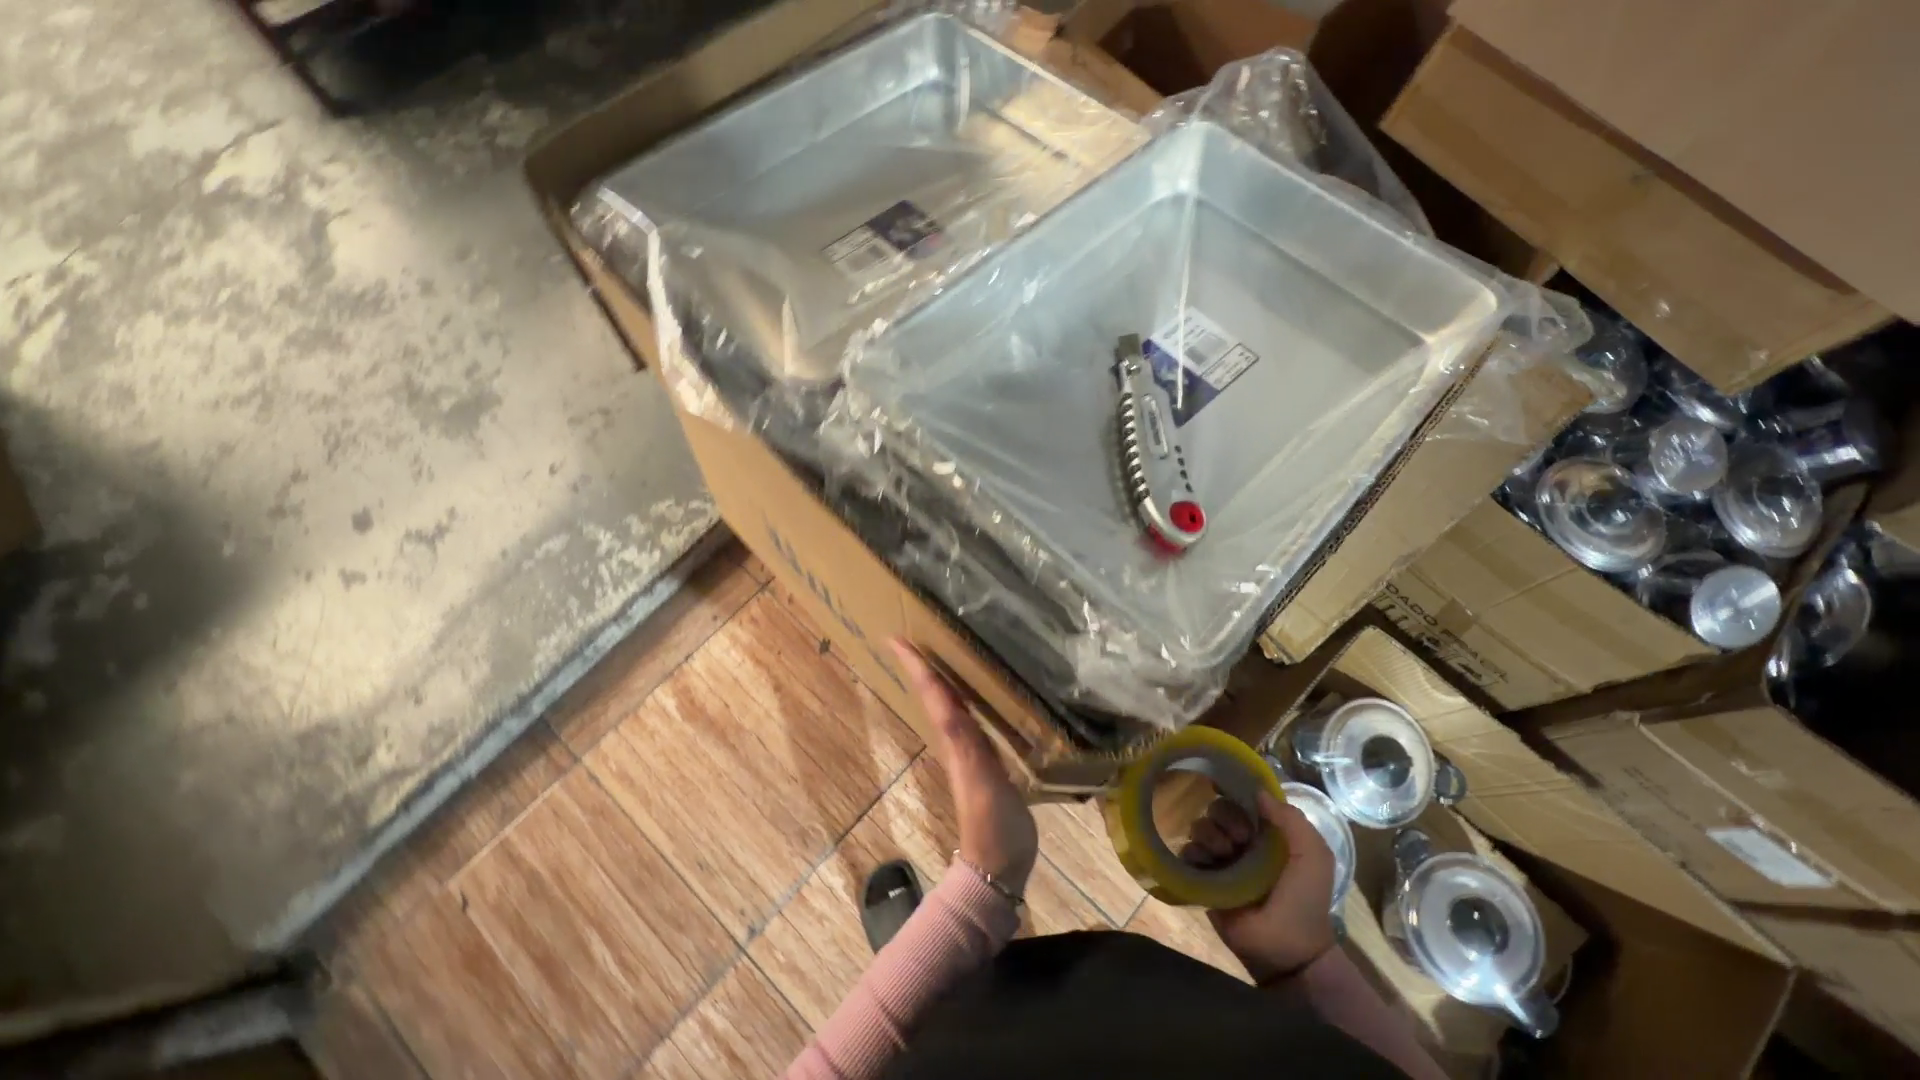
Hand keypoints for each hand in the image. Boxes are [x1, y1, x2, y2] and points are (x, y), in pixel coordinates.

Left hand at [892, 640, 1037, 896]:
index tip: (896, 639)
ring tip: (944, 655)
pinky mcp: (987, 767)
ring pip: (952, 708)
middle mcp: (959, 743)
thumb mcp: (982, 784)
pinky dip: (967, 703)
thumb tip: (948, 710)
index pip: (934, 695)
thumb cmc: (993, 825)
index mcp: (956, 742)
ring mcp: (971, 756)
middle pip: (938, 696)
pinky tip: (979, 699)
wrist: (998, 868)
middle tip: (917, 636)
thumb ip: (967, 748)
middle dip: (926, 666)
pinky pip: (971, 723)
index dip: (917, 667)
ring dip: (944, 682)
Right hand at [1182, 792, 1336, 982]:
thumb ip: (1292, 819)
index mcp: (1267, 834)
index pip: (1244, 801)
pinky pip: (1186, 854)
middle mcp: (1241, 843)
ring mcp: (1220, 861)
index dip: (1239, 795)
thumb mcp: (1313, 855)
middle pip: (1218, 810)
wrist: (1287, 949)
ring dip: (1210, 835)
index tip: (1240, 799)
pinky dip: (1193, 853)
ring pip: (1200, 828)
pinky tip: (1207, 865)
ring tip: (1226, 855)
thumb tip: (1258, 792)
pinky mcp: (1202, 880)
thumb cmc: (1303, 899)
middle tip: (1241, 840)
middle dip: (1226, 818)